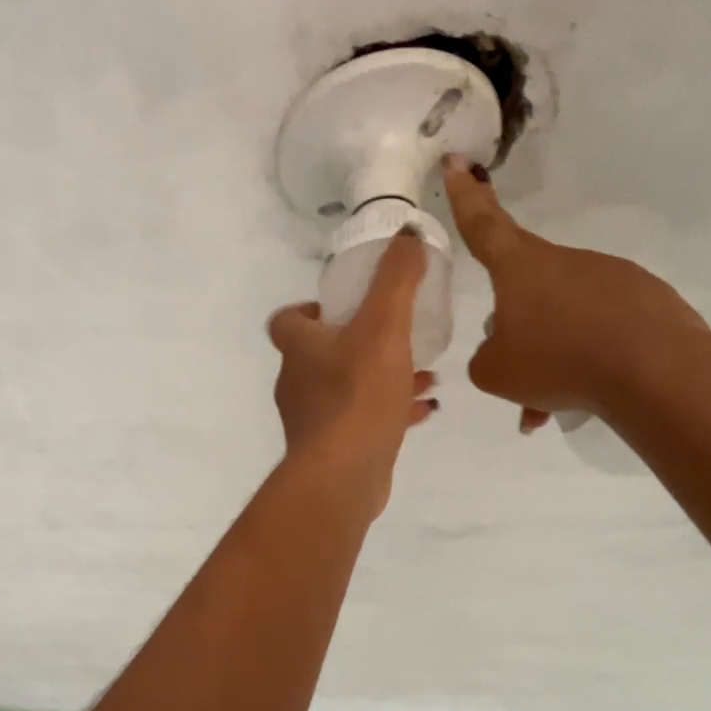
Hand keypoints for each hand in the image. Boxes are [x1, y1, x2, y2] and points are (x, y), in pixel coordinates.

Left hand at [266, 234, 438, 465]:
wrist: (342, 475)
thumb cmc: (357, 394)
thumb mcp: (384, 326)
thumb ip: (396, 280)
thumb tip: (406, 236)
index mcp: (300, 348)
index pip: (286, 320)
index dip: (310, 308)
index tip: (345, 304)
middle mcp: (298, 381)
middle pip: (321, 352)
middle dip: (359, 340)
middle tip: (394, 333)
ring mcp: (313, 418)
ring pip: (347, 386)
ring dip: (382, 375)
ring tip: (423, 371)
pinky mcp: (333, 448)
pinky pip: (363, 420)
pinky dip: (390, 410)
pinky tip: (423, 410)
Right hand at [442, 157, 710, 433]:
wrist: (656, 372)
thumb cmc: (557, 361)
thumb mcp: (493, 372)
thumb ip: (487, 354)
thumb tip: (510, 344)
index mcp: (521, 269)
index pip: (484, 225)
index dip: (465, 197)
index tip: (457, 163)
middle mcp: (567, 262)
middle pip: (525, 291)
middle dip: (516, 329)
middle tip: (515, 374)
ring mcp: (613, 277)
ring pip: (564, 320)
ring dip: (552, 357)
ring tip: (549, 402)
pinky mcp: (648, 301)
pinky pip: (600, 332)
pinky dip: (586, 362)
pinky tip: (586, 395)